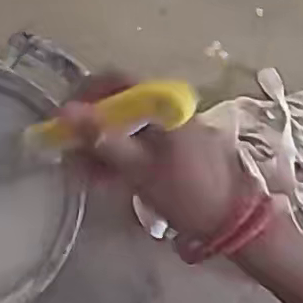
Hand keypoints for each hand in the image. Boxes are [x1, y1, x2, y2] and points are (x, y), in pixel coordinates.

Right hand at [58, 74, 255, 239]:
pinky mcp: (174, 146)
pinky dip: (119, 156)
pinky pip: (138, 142)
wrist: (238, 222)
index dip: (84, 95)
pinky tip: (104, 177)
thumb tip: (66, 112)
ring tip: (84, 173)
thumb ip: (102, 139)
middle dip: (90, 127)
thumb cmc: (188, 193)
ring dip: (101, 146)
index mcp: (162, 103)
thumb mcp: (139, 169)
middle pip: (117, 104)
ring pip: (125, 126)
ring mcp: (171, 126)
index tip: (63, 119)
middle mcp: (166, 107)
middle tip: (70, 153)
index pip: (114, 80)